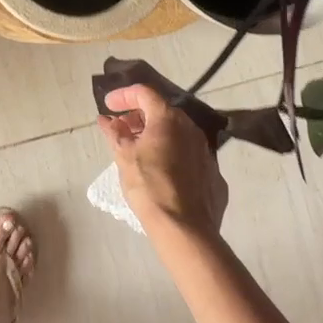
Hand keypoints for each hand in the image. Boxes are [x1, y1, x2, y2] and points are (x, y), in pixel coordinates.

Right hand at [95, 83, 227, 236]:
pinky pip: (190, 157)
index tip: (109, 106)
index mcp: (168, 119)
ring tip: (140, 151)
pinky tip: (163, 174)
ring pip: (178, 135)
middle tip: (122, 130)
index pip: (144, 93)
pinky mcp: (215, 176)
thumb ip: (115, 133)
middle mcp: (192, 129)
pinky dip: (174, 157)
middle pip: (162, 112)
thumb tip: (107, 119)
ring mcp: (207, 153)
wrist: (185, 230)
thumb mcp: (124, 157)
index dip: (124, 95)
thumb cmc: (149, 186)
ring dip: (157, 136)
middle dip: (139, 117)